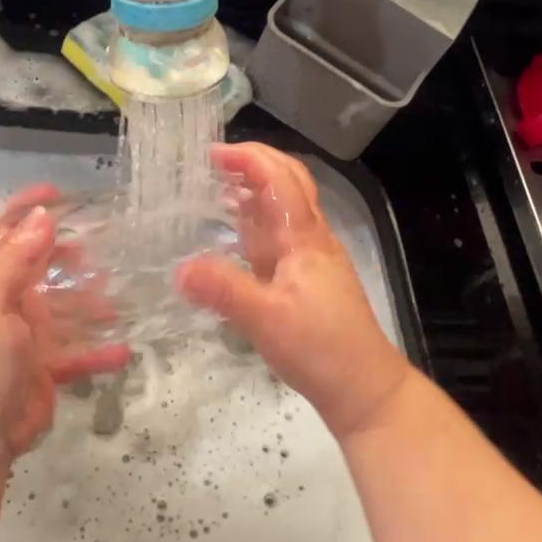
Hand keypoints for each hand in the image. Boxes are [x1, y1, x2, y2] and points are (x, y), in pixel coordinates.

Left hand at [0, 186, 131, 458]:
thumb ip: (15, 260)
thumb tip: (41, 215)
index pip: (10, 235)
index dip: (29, 210)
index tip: (61, 193)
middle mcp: (12, 306)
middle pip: (46, 269)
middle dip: (73, 256)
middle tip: (109, 249)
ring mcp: (30, 340)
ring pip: (68, 309)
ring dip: (93, 302)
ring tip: (122, 298)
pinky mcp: (46, 372)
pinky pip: (79, 355)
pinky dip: (100, 352)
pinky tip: (124, 350)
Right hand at [177, 143, 413, 438]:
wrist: (364, 388)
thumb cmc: (321, 349)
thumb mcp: (265, 319)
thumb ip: (223, 291)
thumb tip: (177, 268)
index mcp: (305, 238)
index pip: (280, 179)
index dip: (250, 158)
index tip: (213, 153)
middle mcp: (311, 240)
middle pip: (289, 184)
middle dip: (255, 164)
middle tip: (215, 162)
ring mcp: (312, 260)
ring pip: (285, 210)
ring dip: (255, 191)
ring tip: (218, 187)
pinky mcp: (308, 281)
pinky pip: (280, 237)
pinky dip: (256, 224)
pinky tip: (236, 237)